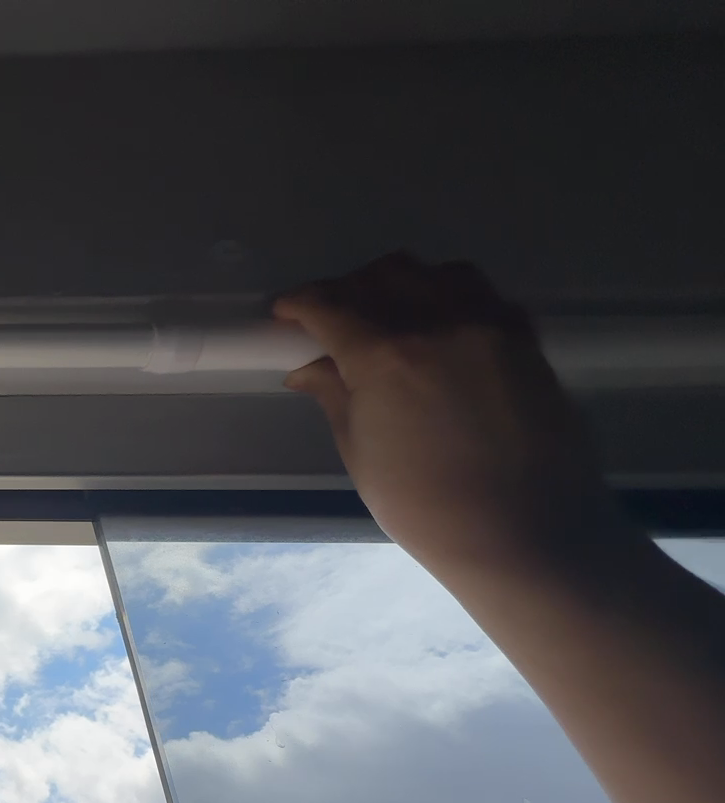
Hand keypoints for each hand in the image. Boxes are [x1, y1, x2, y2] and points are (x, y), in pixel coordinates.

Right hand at [276, 252, 626, 577]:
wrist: (521, 527)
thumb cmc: (418, 500)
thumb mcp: (357, 447)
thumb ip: (335, 394)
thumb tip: (310, 368)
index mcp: (387, 357)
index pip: (331, 306)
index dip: (298, 303)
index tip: (280, 312)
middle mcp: (441, 325)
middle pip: (384, 276)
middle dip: (344, 289)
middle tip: (322, 317)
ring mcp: (491, 327)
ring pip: (434, 273)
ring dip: (395, 284)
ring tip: (376, 315)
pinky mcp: (523, 339)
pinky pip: (477, 293)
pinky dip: (443, 295)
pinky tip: (427, 327)